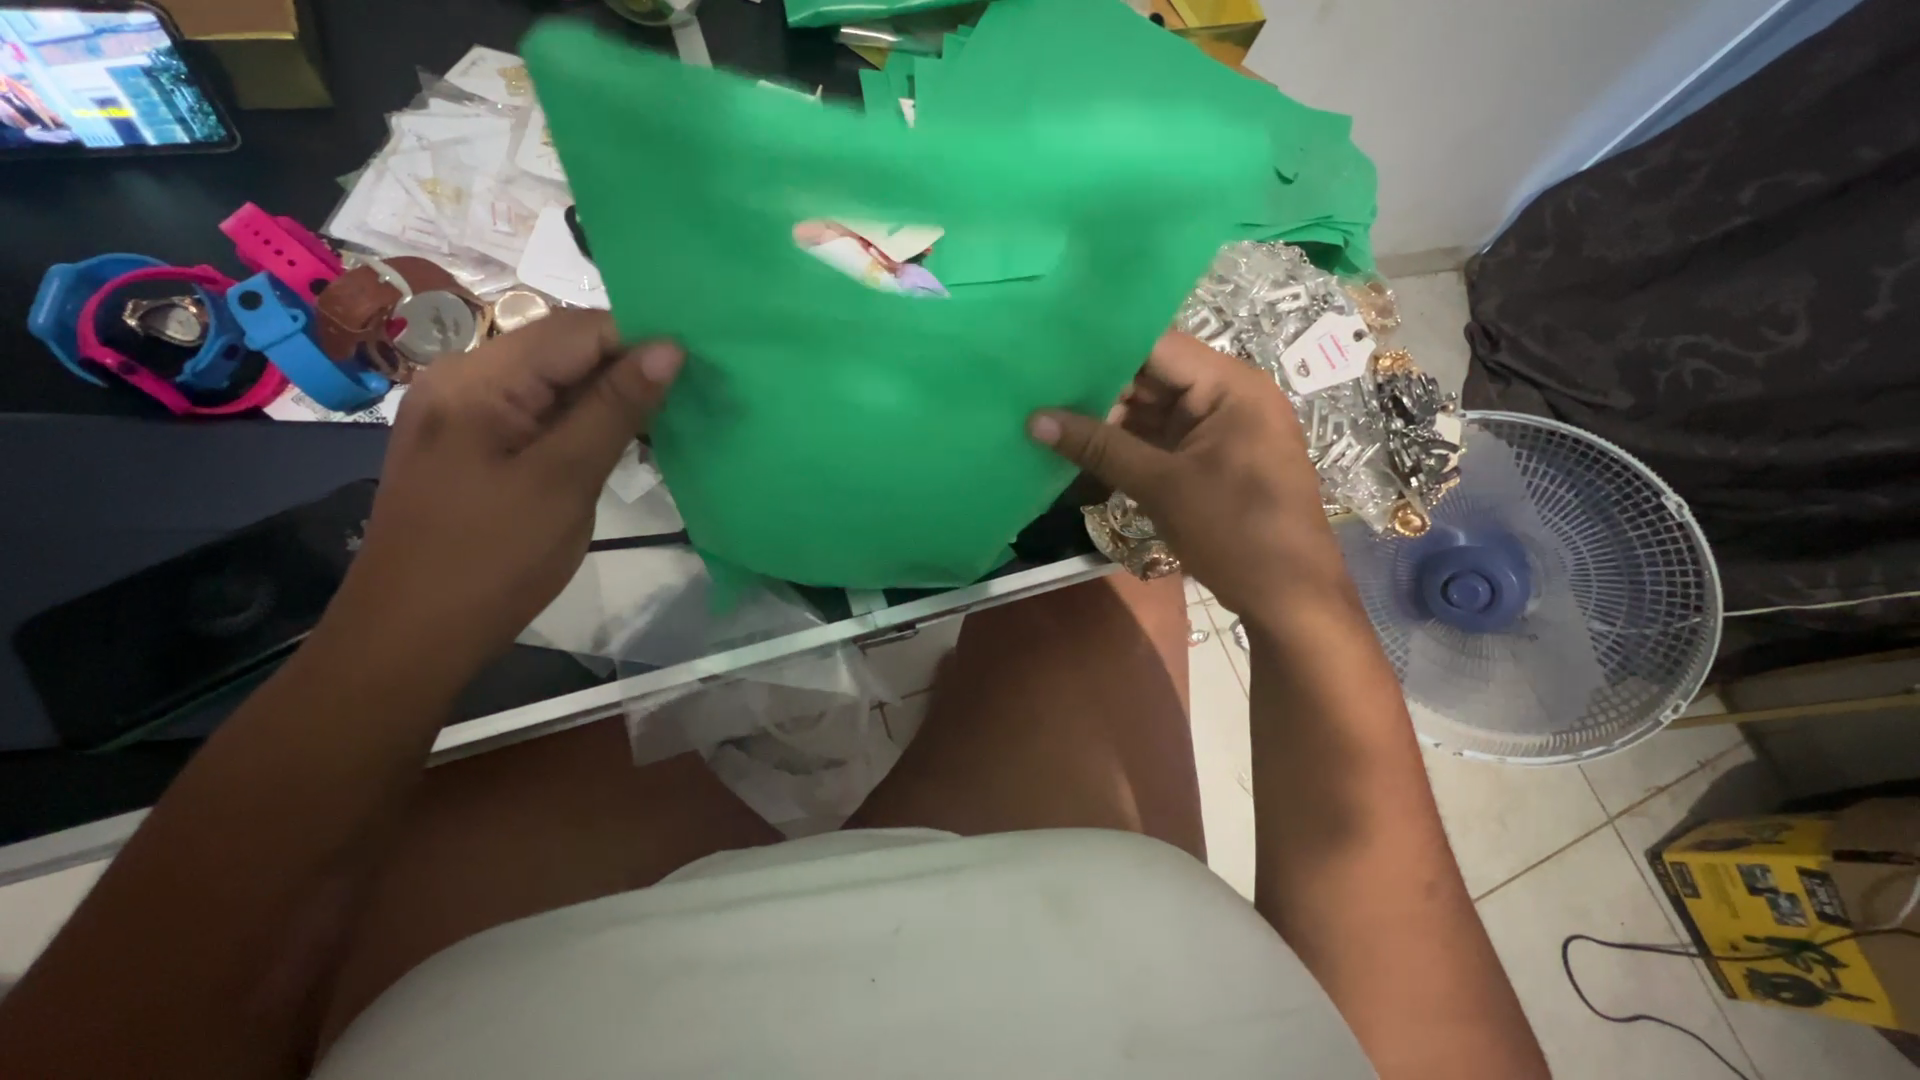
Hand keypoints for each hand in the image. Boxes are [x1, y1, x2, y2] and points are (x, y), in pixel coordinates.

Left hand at [324, 311, 682, 670]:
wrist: (409, 637)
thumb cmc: (491, 561)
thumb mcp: (564, 480)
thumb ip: (616, 409)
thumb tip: (670, 349)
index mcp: (478, 379)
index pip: (577, 329)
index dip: (641, 341)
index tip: (697, 372)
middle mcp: (462, 378)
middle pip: (561, 349)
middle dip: (626, 367)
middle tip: (686, 400)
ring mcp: (461, 413)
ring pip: (551, 381)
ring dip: (607, 396)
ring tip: (660, 424)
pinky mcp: (467, 445)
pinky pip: (534, 412)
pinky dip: (578, 421)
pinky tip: (612, 444)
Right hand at [1029, 332, 1345, 617]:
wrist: (1291, 598)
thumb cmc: (1235, 532)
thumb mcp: (1162, 486)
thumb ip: (1098, 447)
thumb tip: (1034, 420)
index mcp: (1230, 385)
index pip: (1157, 346)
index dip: (1102, 349)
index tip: (1049, 356)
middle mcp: (1228, 396)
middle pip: (1153, 377)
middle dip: (1099, 390)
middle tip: (1038, 395)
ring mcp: (1222, 429)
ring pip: (1154, 411)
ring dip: (1109, 422)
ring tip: (1048, 424)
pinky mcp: (1213, 460)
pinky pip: (1164, 440)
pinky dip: (1129, 447)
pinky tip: (1082, 454)